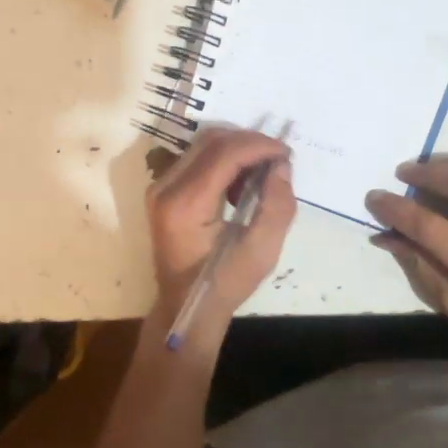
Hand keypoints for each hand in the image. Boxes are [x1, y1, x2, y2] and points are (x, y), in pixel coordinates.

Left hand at [146, 129, 296, 331]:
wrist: (185, 306)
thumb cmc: (224, 284)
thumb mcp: (262, 252)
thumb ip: (276, 206)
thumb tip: (280, 166)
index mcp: (185, 205)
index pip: (224, 153)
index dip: (259, 146)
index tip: (287, 154)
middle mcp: (165, 188)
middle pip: (211, 141)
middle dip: (250, 143)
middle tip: (278, 160)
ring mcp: (160, 187)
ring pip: (203, 145)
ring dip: (237, 150)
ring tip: (260, 177)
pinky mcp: (163, 190)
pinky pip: (196, 158)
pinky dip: (224, 160)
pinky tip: (239, 187)